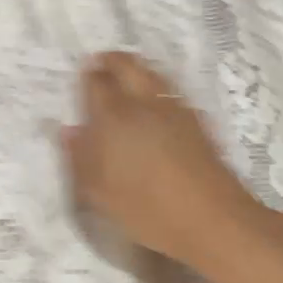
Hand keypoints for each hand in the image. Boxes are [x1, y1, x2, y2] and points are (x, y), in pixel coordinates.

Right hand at [61, 51, 265, 269]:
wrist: (214, 221)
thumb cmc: (147, 209)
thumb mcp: (99, 192)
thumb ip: (80, 157)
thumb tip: (69, 131)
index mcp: (115, 117)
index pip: (97, 81)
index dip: (87, 74)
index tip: (81, 76)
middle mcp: (145, 104)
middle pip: (129, 65)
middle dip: (112, 60)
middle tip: (101, 65)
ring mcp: (176, 110)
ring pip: (154, 73)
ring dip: (137, 69)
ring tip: (127, 78)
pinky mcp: (198, 122)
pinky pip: (172, 91)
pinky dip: (159, 87)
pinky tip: (155, 104)